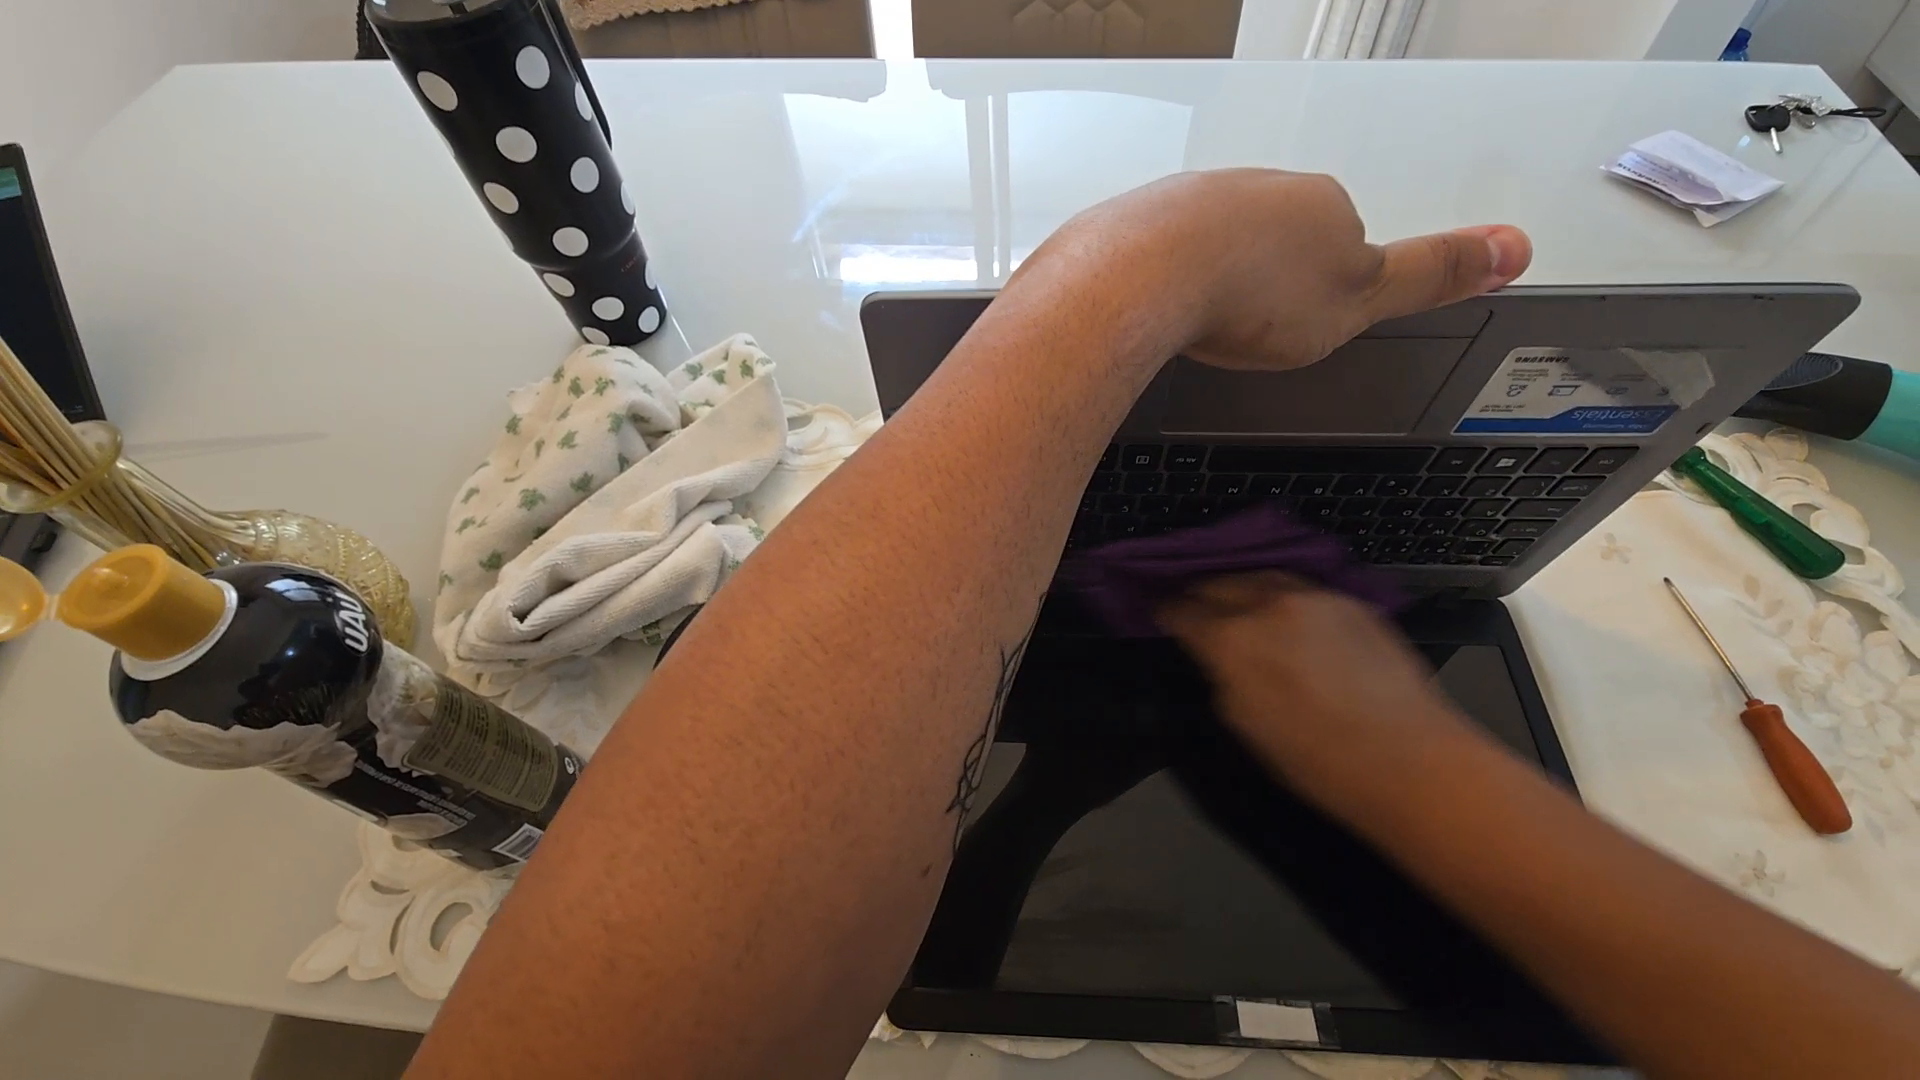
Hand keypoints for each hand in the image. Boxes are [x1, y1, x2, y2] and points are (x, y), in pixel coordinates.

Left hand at [1028, 169, 1531, 371]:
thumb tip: (1510, 250)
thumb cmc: (1246, 290)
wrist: (1143, 279)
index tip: (1309, 318)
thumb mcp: (1359, 297)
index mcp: (1317, 205)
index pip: (1342, 240)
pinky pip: (1157, 258)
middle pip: (1275, 240)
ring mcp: (1190, 204)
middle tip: (1253, 329)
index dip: (1328, 289)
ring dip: (1213, 281)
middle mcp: (1254, 192)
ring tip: (1204, 326)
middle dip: (1268, 282)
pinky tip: (1159, 312)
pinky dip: (1162, 285)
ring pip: (1213, 246)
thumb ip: (1429, 275)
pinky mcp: (1136, 227)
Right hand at [1157, 573, 1475, 797]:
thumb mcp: (1244, 723)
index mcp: (1232, 640)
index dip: (1166, 611)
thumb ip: (1221, 677)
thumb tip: (1219, 658)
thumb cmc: (1316, 759)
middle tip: (1191, 603)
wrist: (1409, 760)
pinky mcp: (1352, 601)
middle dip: (1199, 593)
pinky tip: (1282, 609)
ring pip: (1261, 576)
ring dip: (1240, 585)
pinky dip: (1281, 593)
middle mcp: (1268, 606)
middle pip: (1218, 583)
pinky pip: (1301, 586)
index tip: (1160, 614)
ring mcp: (1314, 598)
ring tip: (1232, 597)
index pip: (1182, 611)